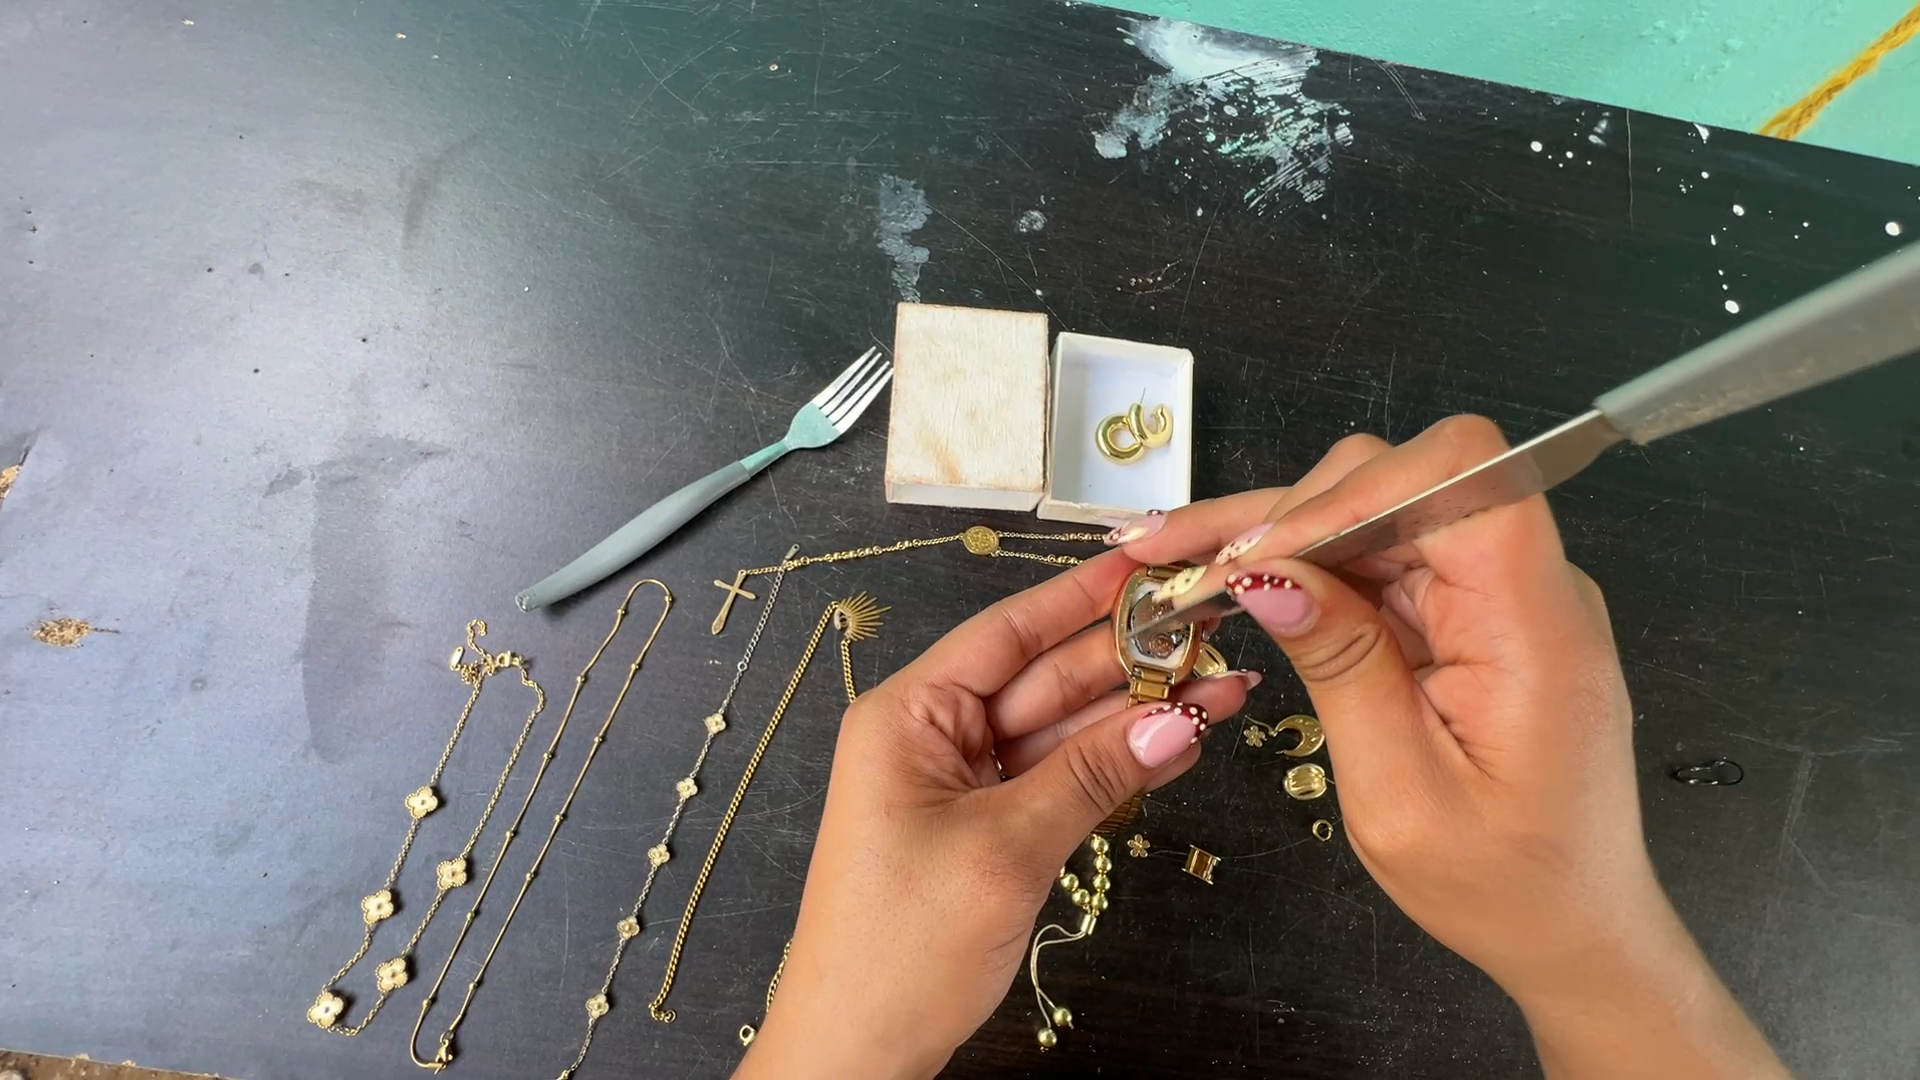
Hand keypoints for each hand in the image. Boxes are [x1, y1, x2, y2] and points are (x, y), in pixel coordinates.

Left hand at [734, 552, 1254, 1079]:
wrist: (860, 1052)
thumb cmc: (902, 946)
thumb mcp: (1004, 848)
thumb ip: (1093, 776)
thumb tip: (1177, 717)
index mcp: (910, 713)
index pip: (1006, 633)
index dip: (1077, 596)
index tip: (1140, 565)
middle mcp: (936, 731)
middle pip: (1044, 679)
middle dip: (1126, 660)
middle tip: (1207, 635)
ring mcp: (967, 776)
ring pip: (1061, 728)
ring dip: (1134, 712)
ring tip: (1218, 685)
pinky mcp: (991, 817)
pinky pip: (1060, 774)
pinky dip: (1114, 762)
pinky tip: (1176, 738)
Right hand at [1110, 416, 1786, 1078]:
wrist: (1562, 922)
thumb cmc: (1495, 880)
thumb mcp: (1398, 792)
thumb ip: (1340, 667)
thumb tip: (1263, 573)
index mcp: (1533, 624)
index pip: (1459, 476)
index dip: (1350, 493)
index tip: (1261, 557)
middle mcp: (1513, 583)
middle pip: (1393, 477)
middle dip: (1283, 513)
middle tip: (1187, 565)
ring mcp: (1477, 588)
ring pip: (1359, 506)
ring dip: (1265, 531)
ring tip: (1177, 561)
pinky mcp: (1444, 603)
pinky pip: (1356, 553)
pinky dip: (1285, 562)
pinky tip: (1223, 579)